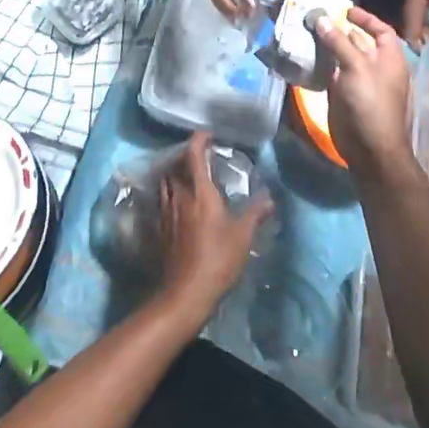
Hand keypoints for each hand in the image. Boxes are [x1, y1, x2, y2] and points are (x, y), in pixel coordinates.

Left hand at [158, 134, 272, 318]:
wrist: (186, 292)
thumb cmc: (218, 259)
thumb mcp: (243, 236)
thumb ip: (255, 214)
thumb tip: (269, 198)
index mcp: (200, 192)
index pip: (194, 156)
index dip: (198, 141)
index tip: (207, 135)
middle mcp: (179, 196)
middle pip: (175, 166)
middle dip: (185, 156)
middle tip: (199, 156)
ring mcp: (166, 211)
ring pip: (166, 182)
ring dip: (174, 173)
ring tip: (187, 176)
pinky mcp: (159, 227)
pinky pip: (162, 199)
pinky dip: (169, 193)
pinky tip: (178, 202)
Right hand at [313, 7, 414, 175]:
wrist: (370, 148)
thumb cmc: (371, 103)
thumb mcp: (356, 67)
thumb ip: (338, 42)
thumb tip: (321, 18)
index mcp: (389, 58)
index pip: (381, 30)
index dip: (365, 18)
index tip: (344, 10)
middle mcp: (375, 67)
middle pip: (358, 42)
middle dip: (339, 29)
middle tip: (314, 17)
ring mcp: (358, 81)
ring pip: (342, 57)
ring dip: (326, 45)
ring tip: (304, 32)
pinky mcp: (343, 94)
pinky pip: (331, 73)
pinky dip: (320, 64)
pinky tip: (304, 56)